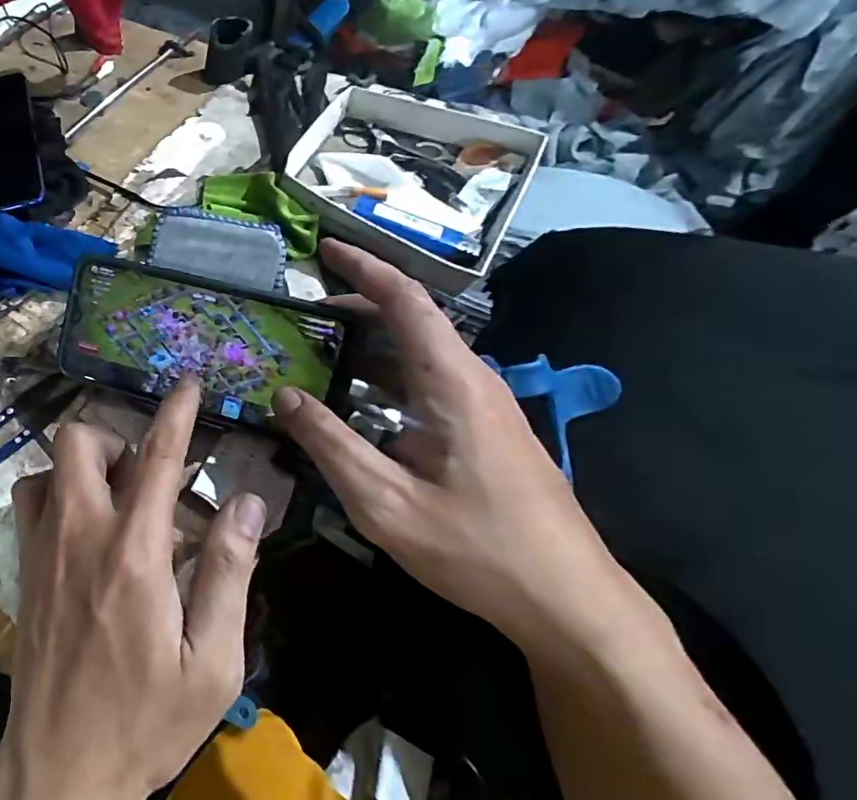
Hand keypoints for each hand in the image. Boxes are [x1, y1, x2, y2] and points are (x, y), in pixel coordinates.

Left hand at [0, 377, 265, 799]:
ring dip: (84, 463)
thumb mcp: (213, 663)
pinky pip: (31, 498)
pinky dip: (57, 489)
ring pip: (49, 464)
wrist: (61, 766)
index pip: (157, 459)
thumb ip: (229, 573)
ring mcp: (42, 546)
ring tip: (118, 497)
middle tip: (147, 471)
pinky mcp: (24, 565)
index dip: (175, 412)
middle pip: (79, 440)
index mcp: (133, 553)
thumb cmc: (145, 720)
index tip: (186, 381)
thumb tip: (246, 503)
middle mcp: (79, 533)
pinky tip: (84, 524)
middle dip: (116, 435)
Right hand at [273, 240, 636, 653]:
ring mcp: (484, 407)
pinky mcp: (484, 431)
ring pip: (419, 353)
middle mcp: (473, 382)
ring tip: (316, 349)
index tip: (324, 248)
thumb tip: (283, 394)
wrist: (574, 607)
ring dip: (369, 343)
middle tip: (303, 310)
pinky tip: (355, 401)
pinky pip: (427, 383)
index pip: (406, 301)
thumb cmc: (480, 550)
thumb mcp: (386, 503)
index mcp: (453, 384)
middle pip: (411, 320)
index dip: (364, 267)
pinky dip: (385, 375)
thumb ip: (329, 443)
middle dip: (356, 304)